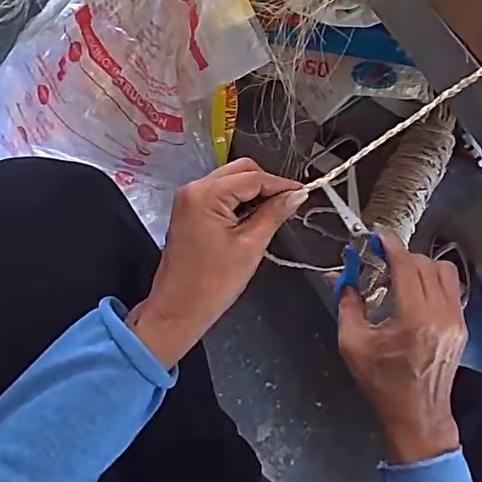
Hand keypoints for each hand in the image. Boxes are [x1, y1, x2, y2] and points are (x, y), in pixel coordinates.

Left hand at [131, 159, 305, 367]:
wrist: (177, 310)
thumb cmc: (212, 283)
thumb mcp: (250, 246)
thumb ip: (274, 214)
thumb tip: (296, 195)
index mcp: (206, 195)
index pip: (253, 178)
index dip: (281, 184)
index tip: (303, 192)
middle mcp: (194, 189)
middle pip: (240, 171)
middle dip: (267, 183)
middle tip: (291, 201)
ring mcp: (190, 199)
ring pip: (231, 180)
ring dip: (254, 191)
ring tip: (276, 210)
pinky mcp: (190, 210)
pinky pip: (221, 193)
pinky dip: (240, 200)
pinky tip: (256, 215)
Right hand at [337, 233, 466, 464]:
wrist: (418, 418)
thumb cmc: (382, 384)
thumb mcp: (353, 344)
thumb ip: (347, 304)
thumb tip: (342, 276)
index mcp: (414, 318)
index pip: (406, 265)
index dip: (390, 245)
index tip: (376, 235)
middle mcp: (441, 314)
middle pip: (425, 263)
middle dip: (401, 256)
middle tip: (381, 262)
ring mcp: (456, 320)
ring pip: (444, 271)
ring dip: (421, 265)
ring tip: (400, 275)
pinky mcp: (461, 326)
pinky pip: (451, 287)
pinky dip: (433, 279)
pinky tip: (415, 291)